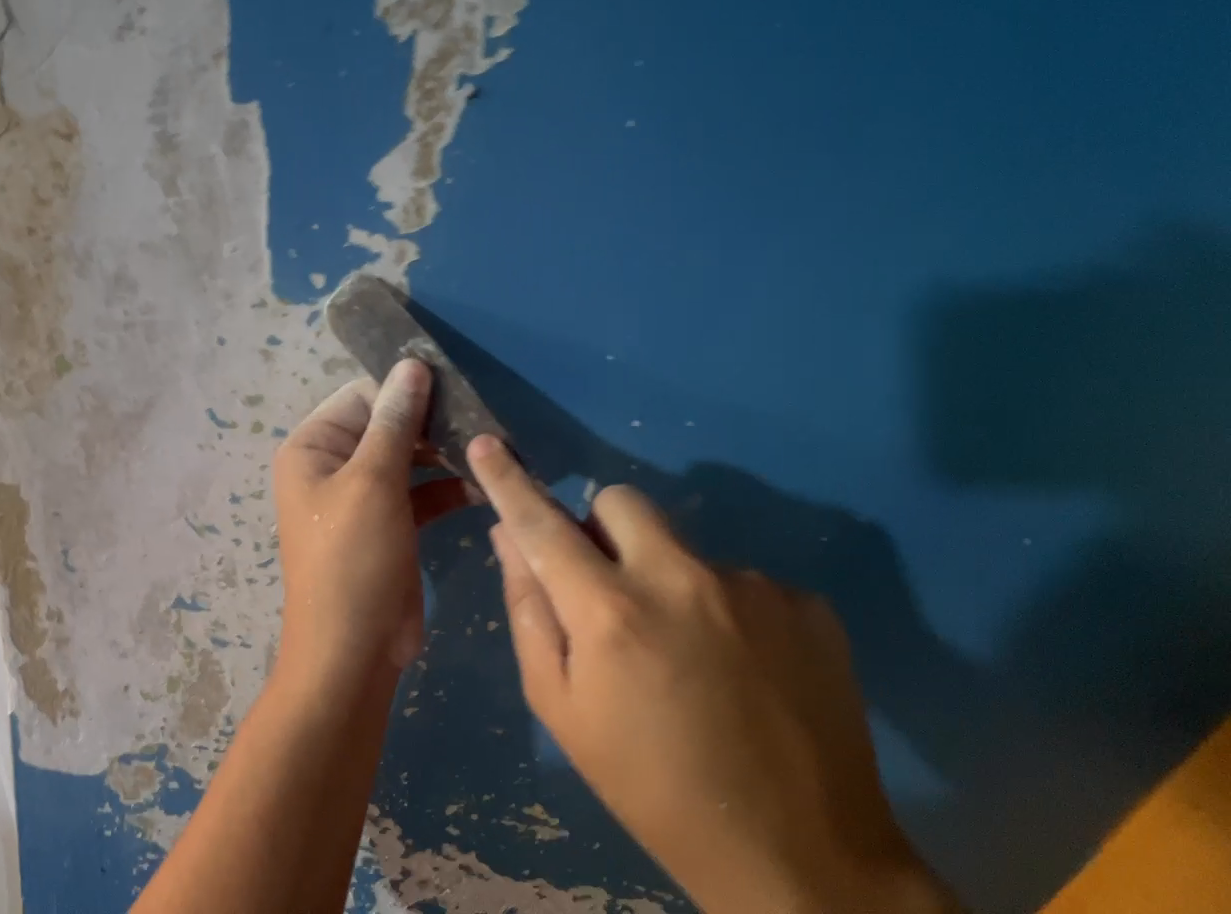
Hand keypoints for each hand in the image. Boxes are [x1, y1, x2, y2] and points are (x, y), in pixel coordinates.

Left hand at [272, 360, 470, 692]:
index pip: (362, 396)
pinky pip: (421, 493)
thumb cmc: (353, 560)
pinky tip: (485, 488)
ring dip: (447, 455)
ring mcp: (363, 497)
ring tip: (494, 449)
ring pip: (409, 459)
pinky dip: (449, 489)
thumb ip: (394, 421)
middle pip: (388, 425)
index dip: (407, 389)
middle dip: (433, 423)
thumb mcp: (373, 483)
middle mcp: (333, 465)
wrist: (353, 651)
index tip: (459, 386)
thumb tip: (411, 364)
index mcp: (312, 447)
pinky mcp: (391, 525)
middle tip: (486, 419)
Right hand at [467, 435, 960, 913]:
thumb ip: (529, 613)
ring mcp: (753, 587)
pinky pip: (743, 583)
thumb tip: (509, 539)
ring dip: (668, 580)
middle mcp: (681, 579)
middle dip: (601, 527)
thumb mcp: (562, 710)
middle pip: (622, 501)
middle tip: (607, 586)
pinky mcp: (808, 606)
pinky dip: (727, 611)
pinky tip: (740, 671)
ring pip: (684, 548)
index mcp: (610, 611)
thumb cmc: (649, 786)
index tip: (488, 445)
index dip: (509, 481)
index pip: (543, 523)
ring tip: (689, 656)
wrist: (796, 852)